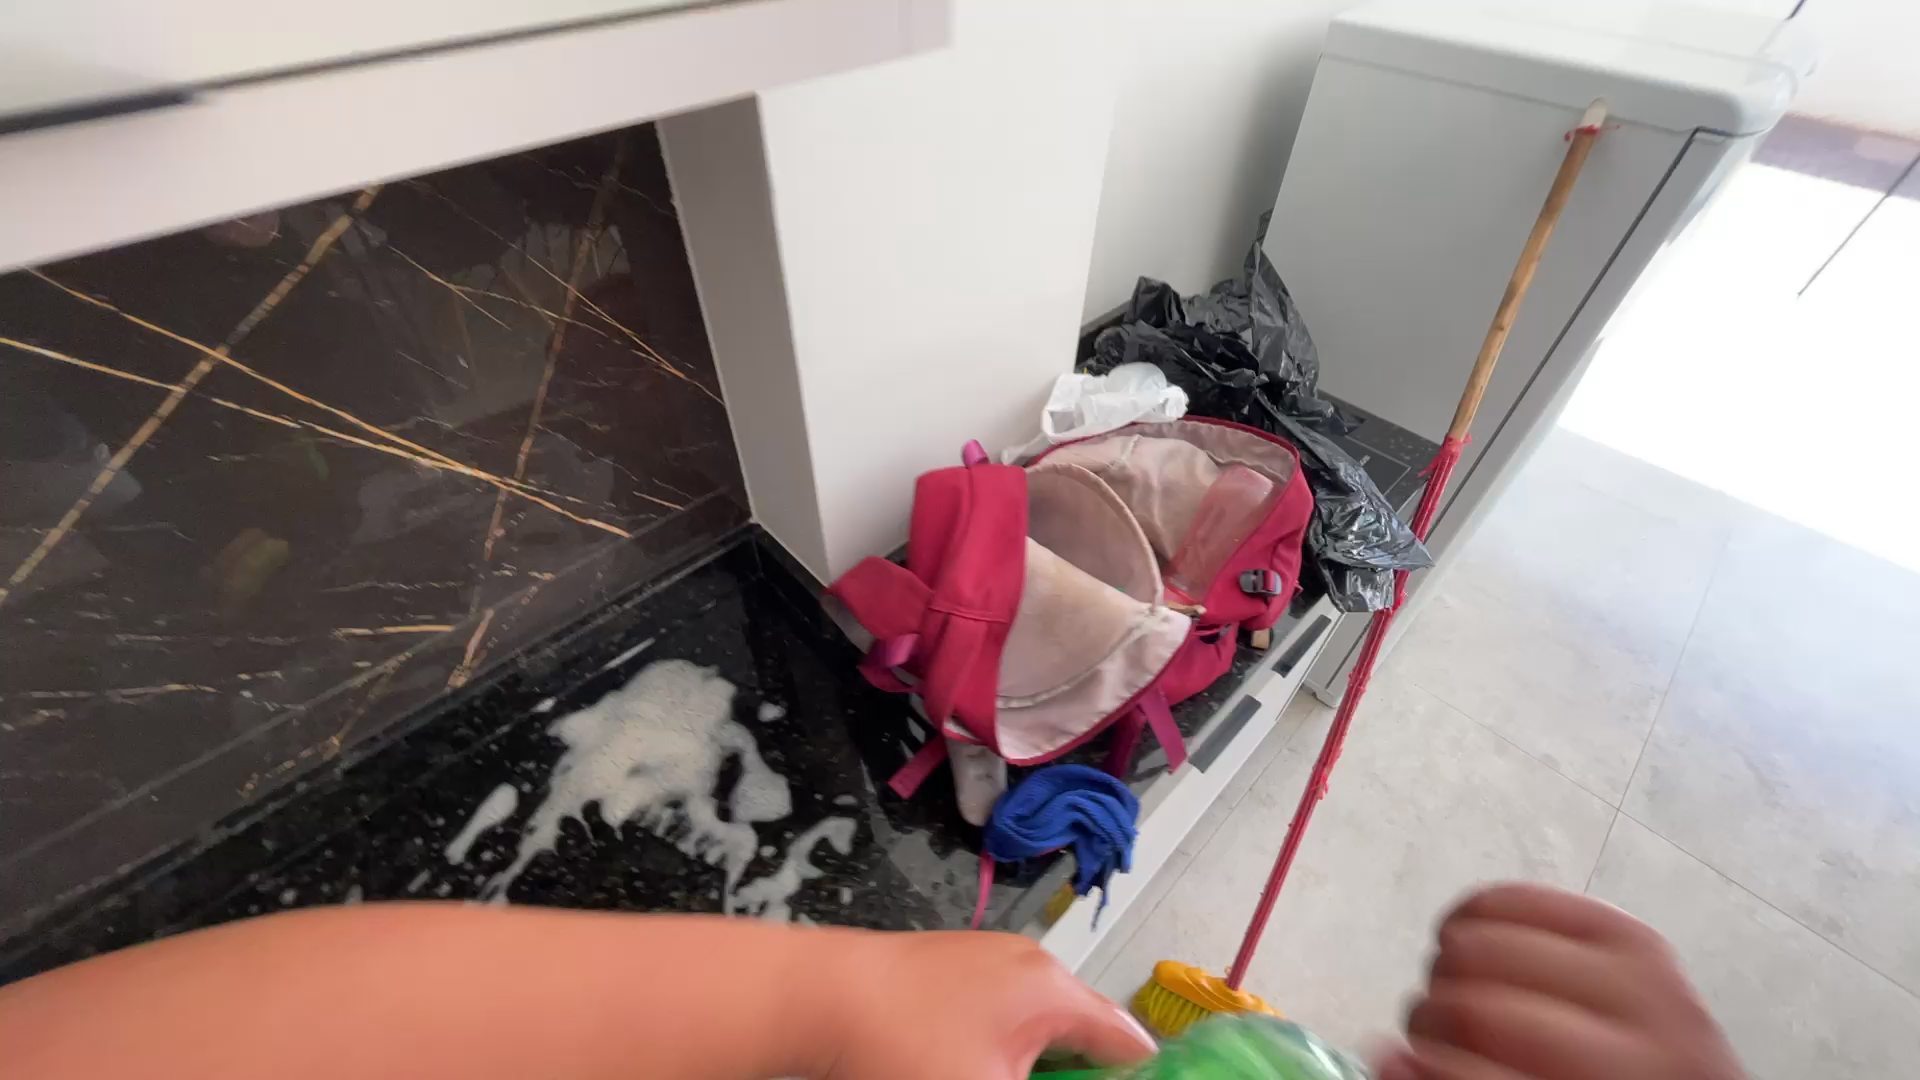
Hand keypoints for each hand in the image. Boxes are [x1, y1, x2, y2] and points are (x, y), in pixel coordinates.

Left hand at [817, 930, 1155, 1079]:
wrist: (825, 997)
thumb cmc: (910, 1052)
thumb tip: (1051, 1077)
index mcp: (1051, 989)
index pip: (1126, 1041)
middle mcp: (1029, 963)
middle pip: (1084, 1034)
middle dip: (1081, 1078)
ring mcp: (988, 960)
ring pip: (1042, 1027)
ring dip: (1043, 1070)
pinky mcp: (955, 968)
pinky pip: (1004, 1017)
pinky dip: (1009, 1054)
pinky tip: (981, 1073)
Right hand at [1375, 884, 1745, 1079]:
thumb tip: (1385, 1055)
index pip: (1483, 1071)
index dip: (1426, 1066)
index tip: (1397, 1063)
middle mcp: (1657, 1050)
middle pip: (1478, 1011)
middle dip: (1435, 1019)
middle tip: (1438, 1034)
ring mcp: (1649, 983)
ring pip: (1484, 947)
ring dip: (1448, 968)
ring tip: (1460, 992)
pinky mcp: (1626, 932)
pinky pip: (1511, 898)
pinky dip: (1471, 917)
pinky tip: (1476, 947)